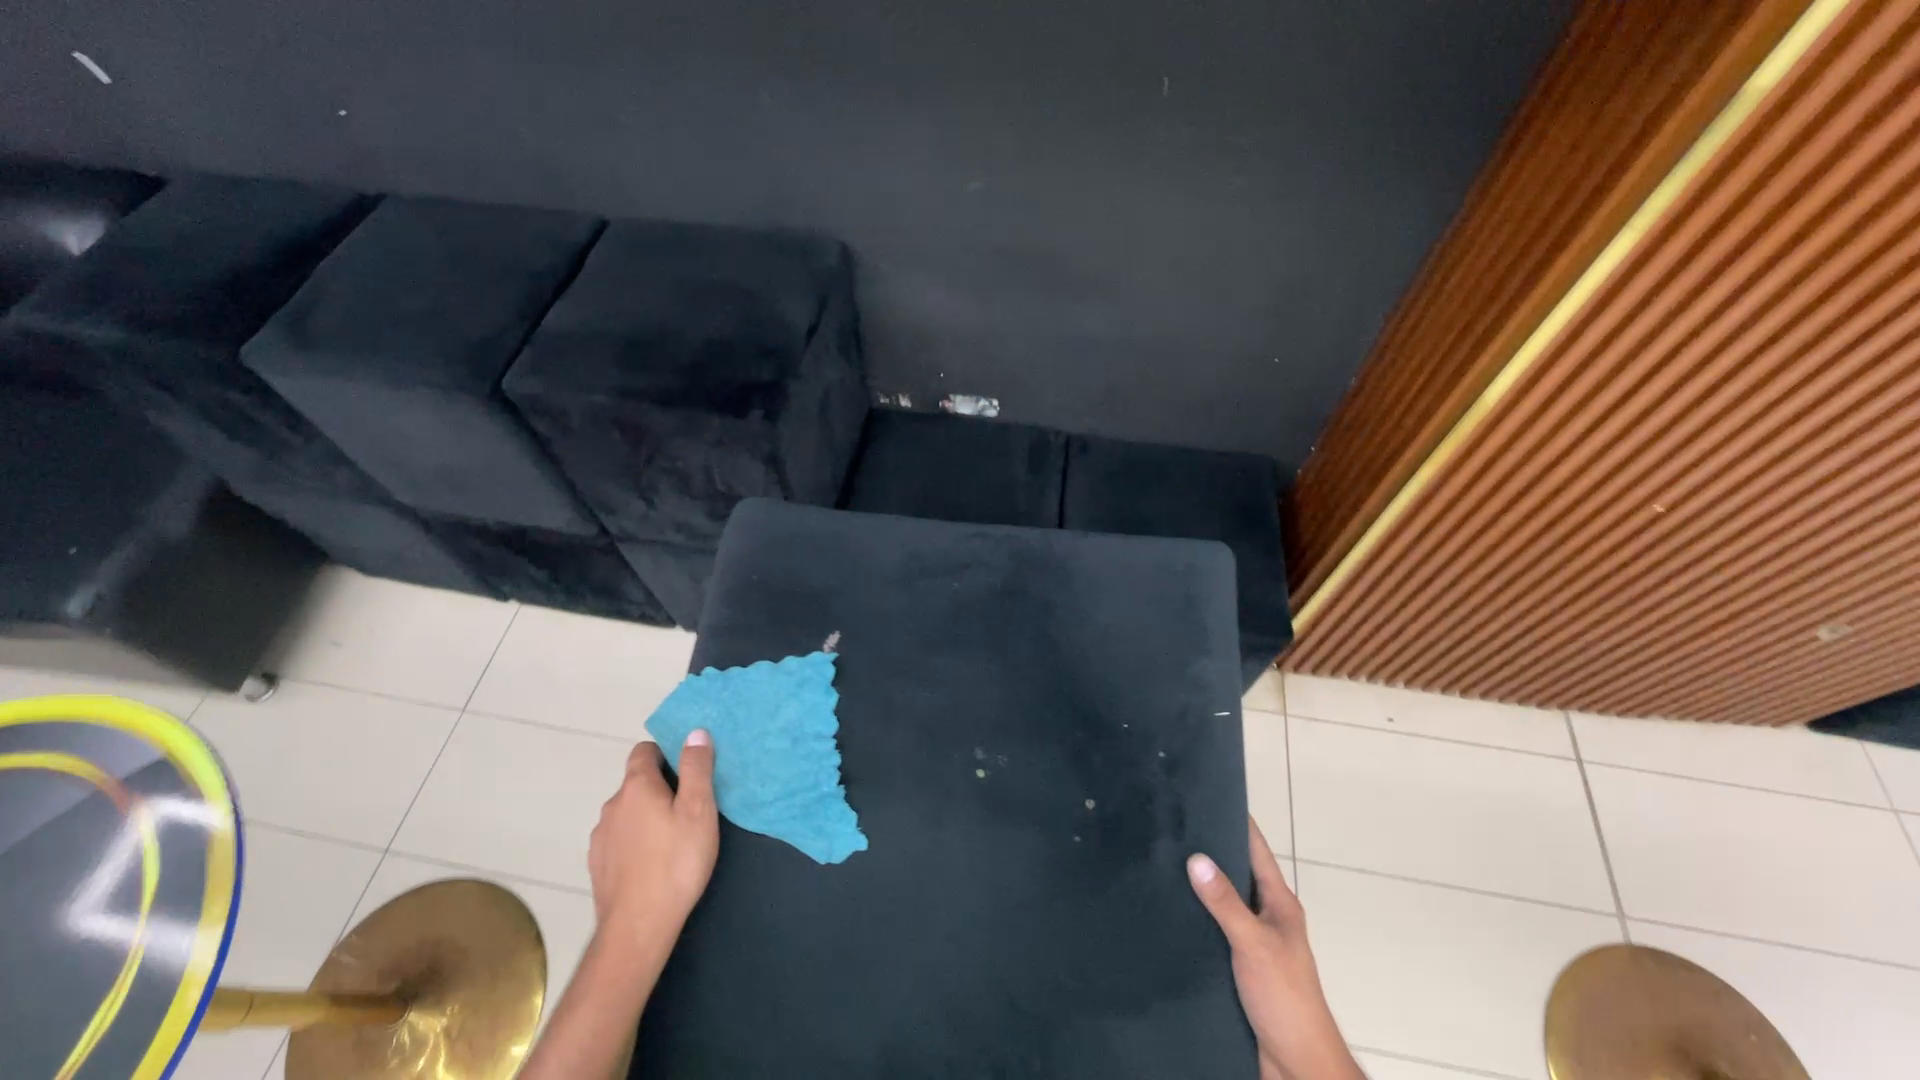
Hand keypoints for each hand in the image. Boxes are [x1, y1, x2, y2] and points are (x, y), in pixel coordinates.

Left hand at [588, 731, 720, 940]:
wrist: (638, 925)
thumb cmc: (677, 862)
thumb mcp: (699, 810)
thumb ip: (697, 768)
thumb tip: (694, 732)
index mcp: (636, 786)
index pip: (643, 751)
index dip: (665, 754)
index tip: (688, 772)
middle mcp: (612, 805)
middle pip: (636, 783)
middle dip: (660, 788)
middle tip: (690, 809)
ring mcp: (601, 836)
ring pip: (627, 813)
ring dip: (646, 816)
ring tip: (673, 839)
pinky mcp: (598, 863)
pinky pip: (619, 839)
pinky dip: (635, 841)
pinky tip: (653, 863)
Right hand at [1188, 819, 1364, 1079]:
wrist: (1296, 1060)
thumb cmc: (1284, 995)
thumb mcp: (1254, 943)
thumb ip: (1226, 903)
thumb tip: (1196, 857)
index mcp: (1279, 904)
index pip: (1256, 851)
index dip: (1236, 823)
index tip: (1206, 795)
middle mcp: (1266, 917)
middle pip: (1235, 875)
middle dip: (1208, 852)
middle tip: (1168, 828)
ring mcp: (1251, 943)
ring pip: (1221, 905)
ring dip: (1197, 889)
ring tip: (1157, 865)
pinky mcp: (1236, 967)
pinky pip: (1211, 932)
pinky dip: (1193, 920)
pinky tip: (1166, 915)